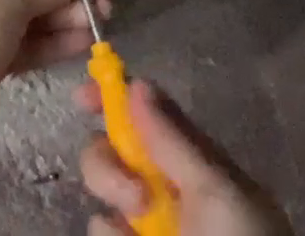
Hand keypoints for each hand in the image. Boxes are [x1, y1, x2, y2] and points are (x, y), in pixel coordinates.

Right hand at [75, 78, 285, 235]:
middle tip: (137, 197)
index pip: (148, 111)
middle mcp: (167, 187)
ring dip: (114, 203)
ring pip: (100, 186)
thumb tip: (136, 83)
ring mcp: (146, 224)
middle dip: (110, 162)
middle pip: (112, 144)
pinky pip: (99, 228)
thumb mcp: (220, 194)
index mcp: (196, 164)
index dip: (113, 95)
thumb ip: (175, 138)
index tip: (84, 99)